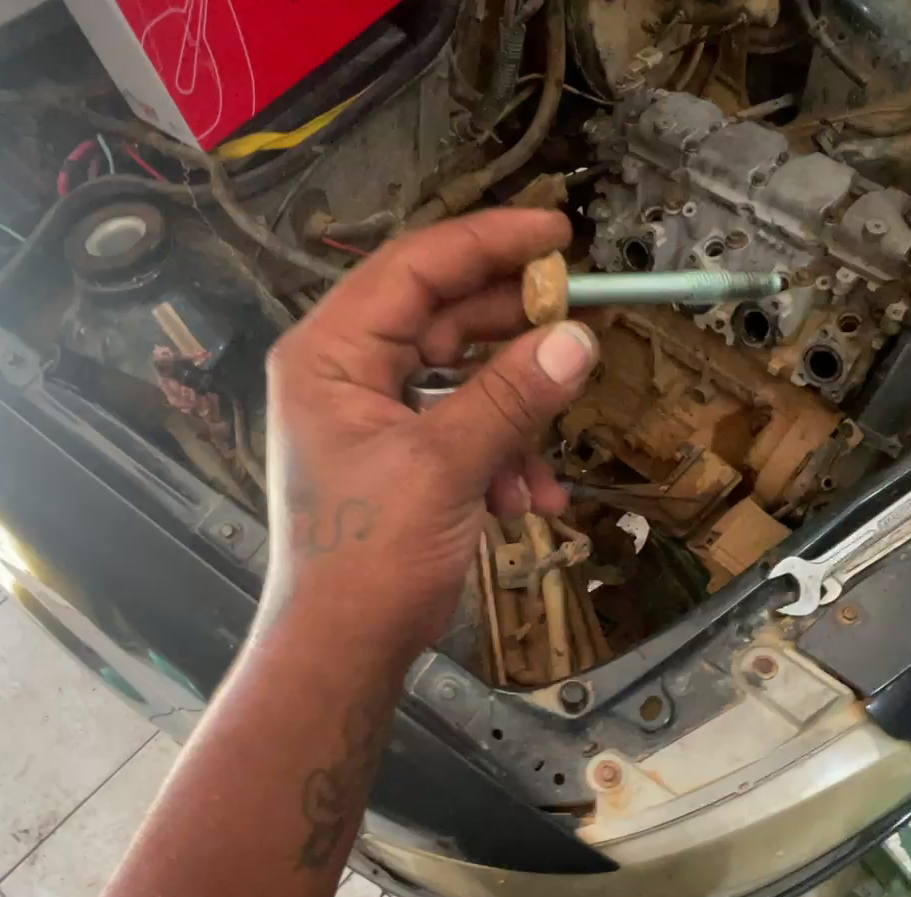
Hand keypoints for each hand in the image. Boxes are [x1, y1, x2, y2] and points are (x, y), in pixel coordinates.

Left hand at [259, 209, 600, 654]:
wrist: (347, 647)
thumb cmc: (370, 555)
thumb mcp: (444, 465)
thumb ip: (510, 397)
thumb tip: (578, 339)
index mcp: (332, 353)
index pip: (414, 269)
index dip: (487, 243)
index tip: (556, 235)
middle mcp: (348, 373)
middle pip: (443, 321)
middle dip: (512, 337)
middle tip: (575, 326)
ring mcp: (378, 417)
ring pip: (464, 382)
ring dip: (515, 419)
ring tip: (546, 462)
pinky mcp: (405, 457)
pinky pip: (465, 432)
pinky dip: (503, 460)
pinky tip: (530, 501)